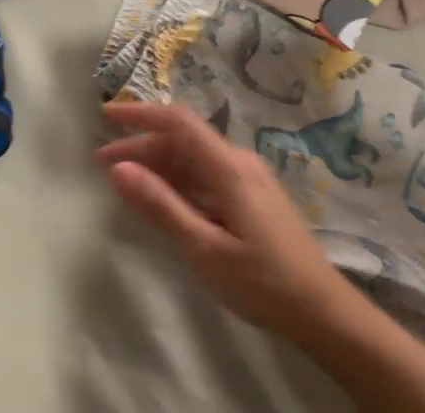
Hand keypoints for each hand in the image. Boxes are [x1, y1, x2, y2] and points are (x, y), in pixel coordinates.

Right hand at [96, 101, 354, 338]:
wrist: (323, 311)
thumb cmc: (263, 282)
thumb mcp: (205, 249)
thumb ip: (161, 205)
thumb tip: (118, 168)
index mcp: (229, 168)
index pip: (178, 122)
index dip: (140, 113)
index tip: (105, 116)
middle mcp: (239, 163)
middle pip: (183, 139)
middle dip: (141, 145)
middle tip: (102, 164)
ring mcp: (248, 179)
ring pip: (193, 158)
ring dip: (157, 164)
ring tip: (123, 181)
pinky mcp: (251, 197)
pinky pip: (206, 175)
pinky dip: (177, 180)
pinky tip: (160, 198)